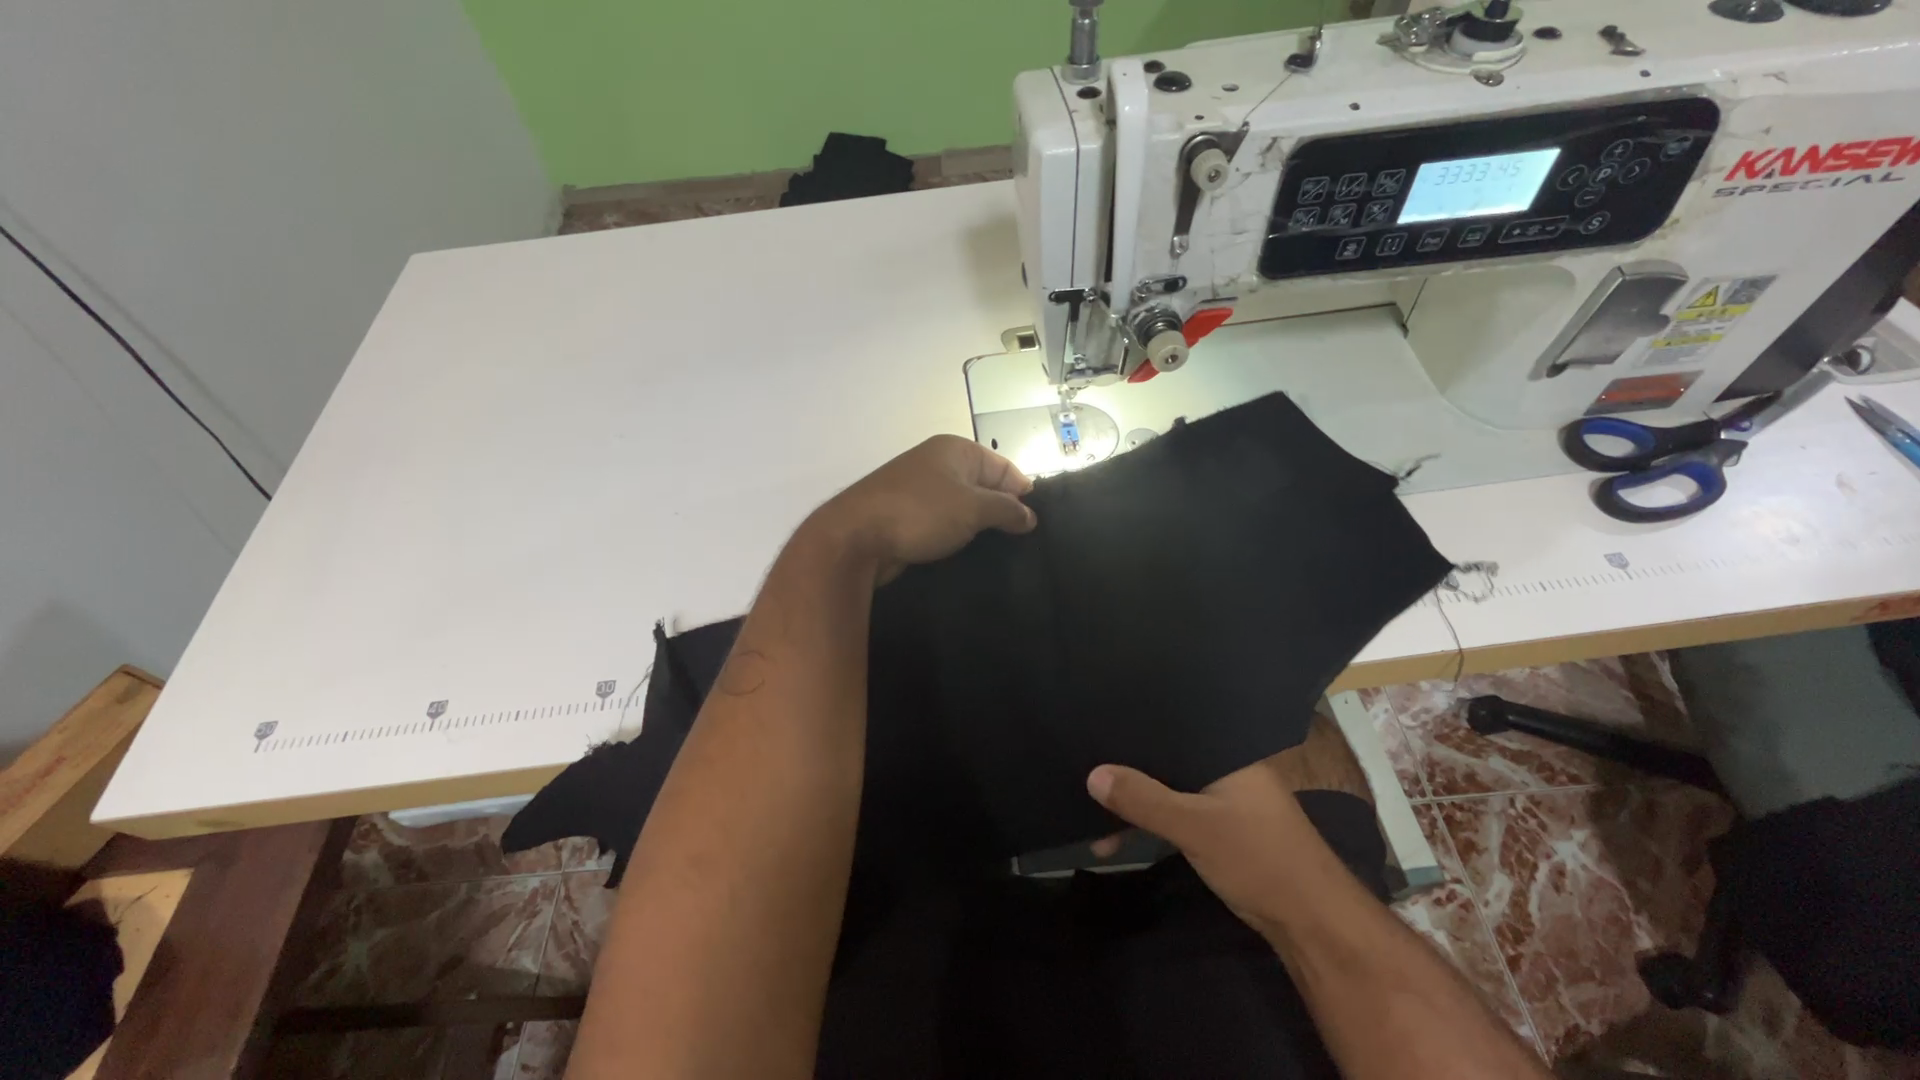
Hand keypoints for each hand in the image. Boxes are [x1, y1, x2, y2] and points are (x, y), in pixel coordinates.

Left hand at [810, 435, 1036, 583]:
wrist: (856, 538)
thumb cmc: (920, 512)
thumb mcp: (973, 508)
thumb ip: (1006, 509)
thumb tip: (1029, 516)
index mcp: (954, 450)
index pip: (1002, 466)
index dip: (1022, 490)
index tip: (1036, 521)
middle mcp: (936, 463)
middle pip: (982, 485)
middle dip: (1001, 510)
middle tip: (1022, 540)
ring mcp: (917, 490)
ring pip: (961, 506)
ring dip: (977, 526)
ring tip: (999, 550)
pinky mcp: (904, 516)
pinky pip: (940, 523)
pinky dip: (954, 535)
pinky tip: (966, 554)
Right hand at [1086, 722, 1363, 935]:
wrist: (1311, 920)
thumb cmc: (1258, 858)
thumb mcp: (1194, 825)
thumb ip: (1144, 799)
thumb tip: (1092, 774)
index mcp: (1228, 755)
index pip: (1174, 728)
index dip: (1137, 729)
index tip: (1095, 727)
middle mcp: (1227, 771)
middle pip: (1167, 761)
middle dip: (1128, 770)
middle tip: (1081, 768)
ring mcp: (1225, 802)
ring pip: (1168, 791)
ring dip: (1134, 804)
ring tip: (1090, 816)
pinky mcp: (1221, 831)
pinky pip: (1174, 816)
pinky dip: (1148, 825)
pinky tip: (1115, 841)